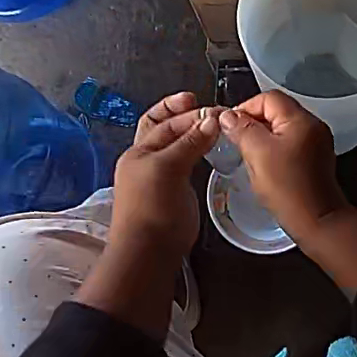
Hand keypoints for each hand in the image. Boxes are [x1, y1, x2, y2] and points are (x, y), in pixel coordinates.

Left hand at [108, 91, 220, 262]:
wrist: (150, 250)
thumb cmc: (152, 207)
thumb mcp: (167, 168)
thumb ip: (189, 143)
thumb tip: (211, 120)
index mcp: (139, 152)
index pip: (161, 122)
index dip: (182, 111)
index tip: (206, 106)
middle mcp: (149, 161)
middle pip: (167, 130)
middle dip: (188, 117)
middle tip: (214, 112)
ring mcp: (164, 177)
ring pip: (181, 147)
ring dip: (197, 134)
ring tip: (217, 127)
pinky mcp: (179, 192)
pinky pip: (190, 164)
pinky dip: (201, 153)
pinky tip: (214, 150)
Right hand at [218, 92, 346, 239]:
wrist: (317, 221)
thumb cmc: (288, 189)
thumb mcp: (257, 154)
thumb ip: (242, 130)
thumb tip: (228, 116)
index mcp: (301, 120)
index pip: (269, 98)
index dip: (245, 108)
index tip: (229, 126)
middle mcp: (313, 126)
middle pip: (277, 111)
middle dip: (253, 122)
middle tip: (236, 140)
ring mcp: (316, 142)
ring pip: (282, 128)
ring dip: (262, 136)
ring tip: (248, 153)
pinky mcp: (315, 159)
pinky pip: (290, 144)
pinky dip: (274, 149)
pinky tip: (264, 164)